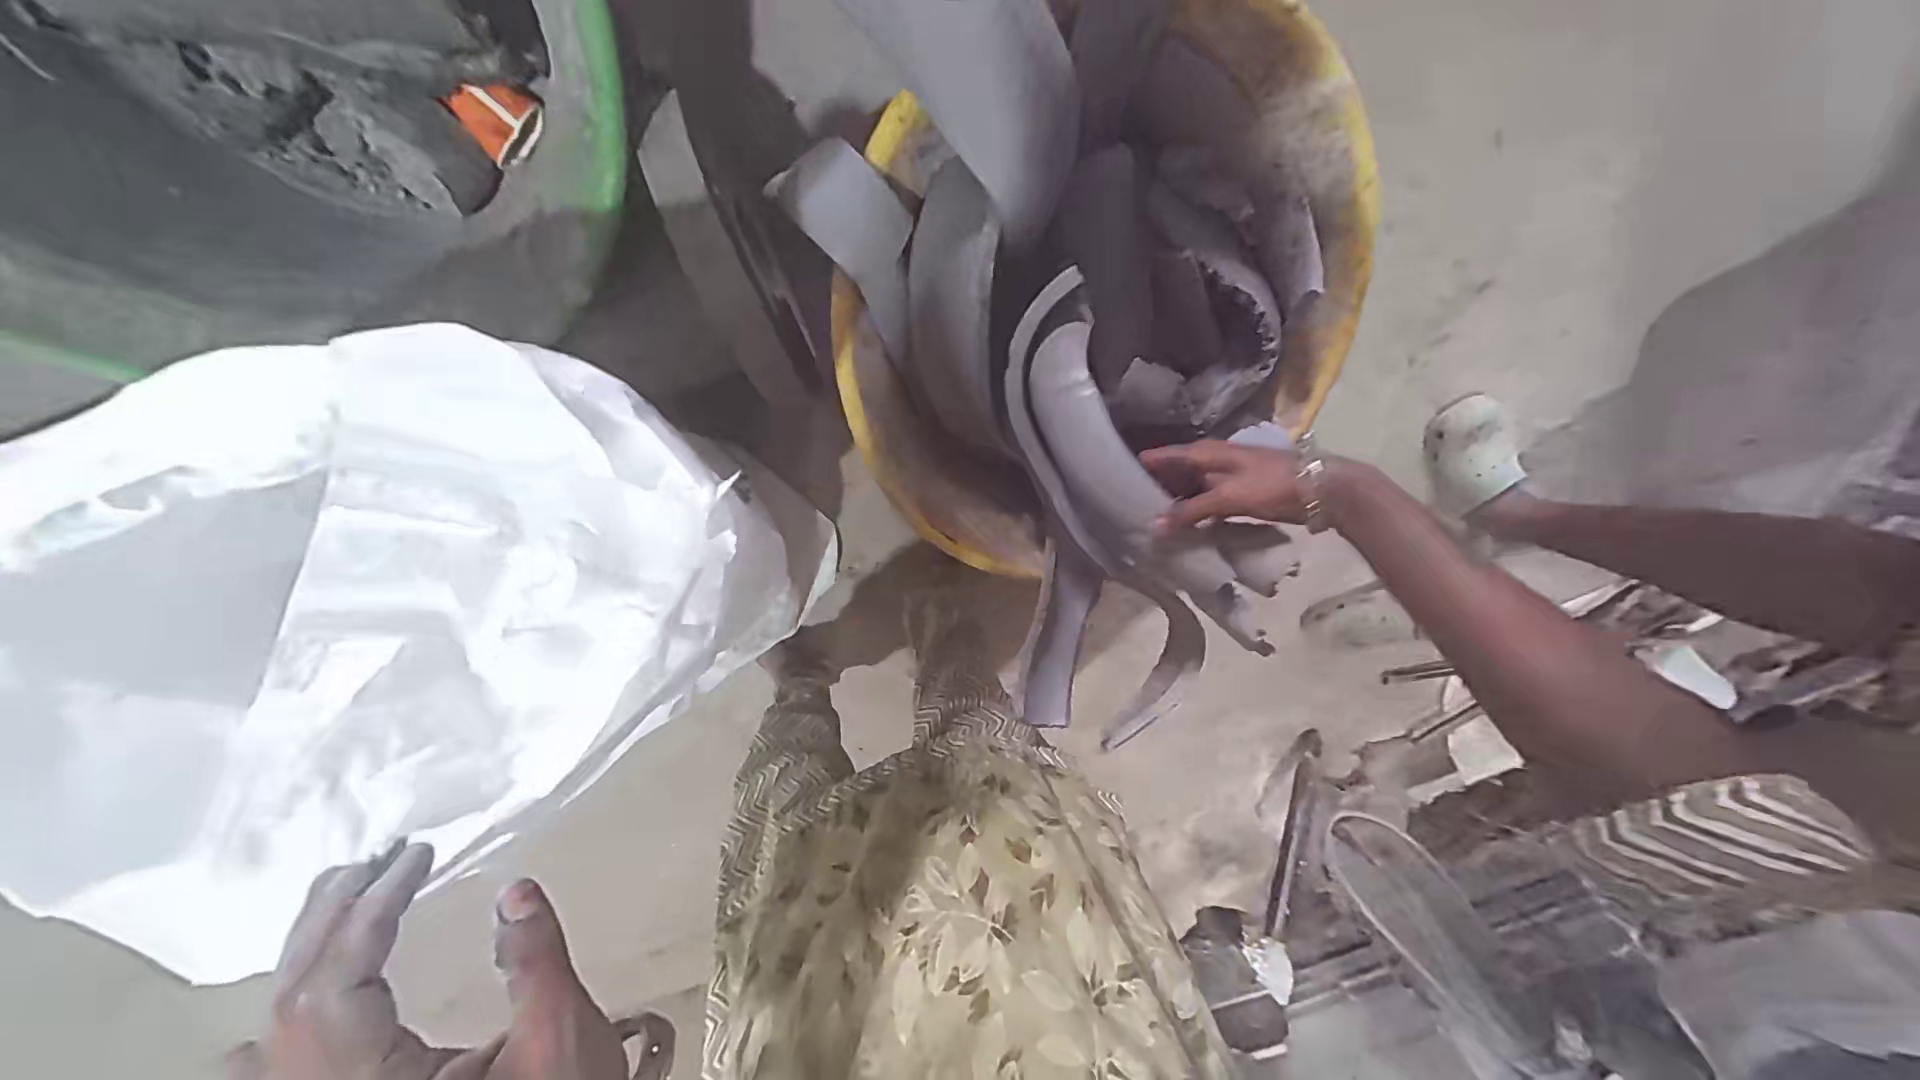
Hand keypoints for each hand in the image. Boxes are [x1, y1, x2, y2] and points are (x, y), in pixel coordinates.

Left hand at [228, 846, 642, 1079]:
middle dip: (329, 924)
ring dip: (308, 958)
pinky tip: (288, 1005)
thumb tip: (516, 890)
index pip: (334, 993)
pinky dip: (288, 1019)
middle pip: (292, 1011)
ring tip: (343, 898)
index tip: (414, 858)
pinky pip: (286, 1069)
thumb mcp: (559, 1033)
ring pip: (279, 1039)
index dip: (367, 915)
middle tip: (373, 862)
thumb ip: (535, 961)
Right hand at [1141, 441, 1310, 529]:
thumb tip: (1155, 526)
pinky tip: (1181, 527)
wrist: (1320, 489)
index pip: (1161, 456)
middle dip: (1151, 488)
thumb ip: (1191, 511)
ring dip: (1171, 503)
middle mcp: (1209, 461)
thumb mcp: (1227, 496)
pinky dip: (1190, 512)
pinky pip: (1202, 502)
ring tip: (1147, 520)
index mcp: (1203, 453)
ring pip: (1186, 489)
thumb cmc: (1271, 485)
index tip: (1114, 480)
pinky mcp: (1234, 494)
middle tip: (1127, 509)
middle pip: (1171, 473)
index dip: (1139, 467)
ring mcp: (1222, 477)